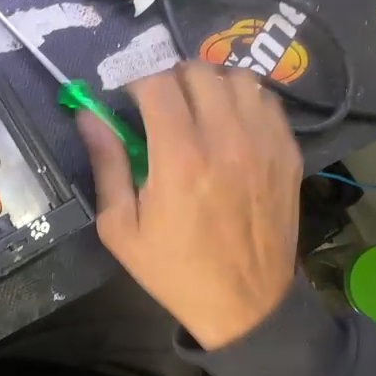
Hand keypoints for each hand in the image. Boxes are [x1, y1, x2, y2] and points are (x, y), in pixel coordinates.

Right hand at [80, 64, 301, 350]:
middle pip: (198, 71)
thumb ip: (107, 164)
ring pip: (237, 77)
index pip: (157, 83)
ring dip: (210, 83)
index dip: (135, 80)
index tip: (127, 97)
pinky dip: (243, 99)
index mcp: (179, 158)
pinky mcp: (287, 153)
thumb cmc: (172, 269)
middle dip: (170, 78)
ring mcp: (263, 143)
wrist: (244, 304)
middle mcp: (226, 139)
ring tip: (196, 107)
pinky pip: (267, 101)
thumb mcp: (120, 227)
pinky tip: (228, 123)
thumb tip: (89, 117)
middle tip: (158, 103)